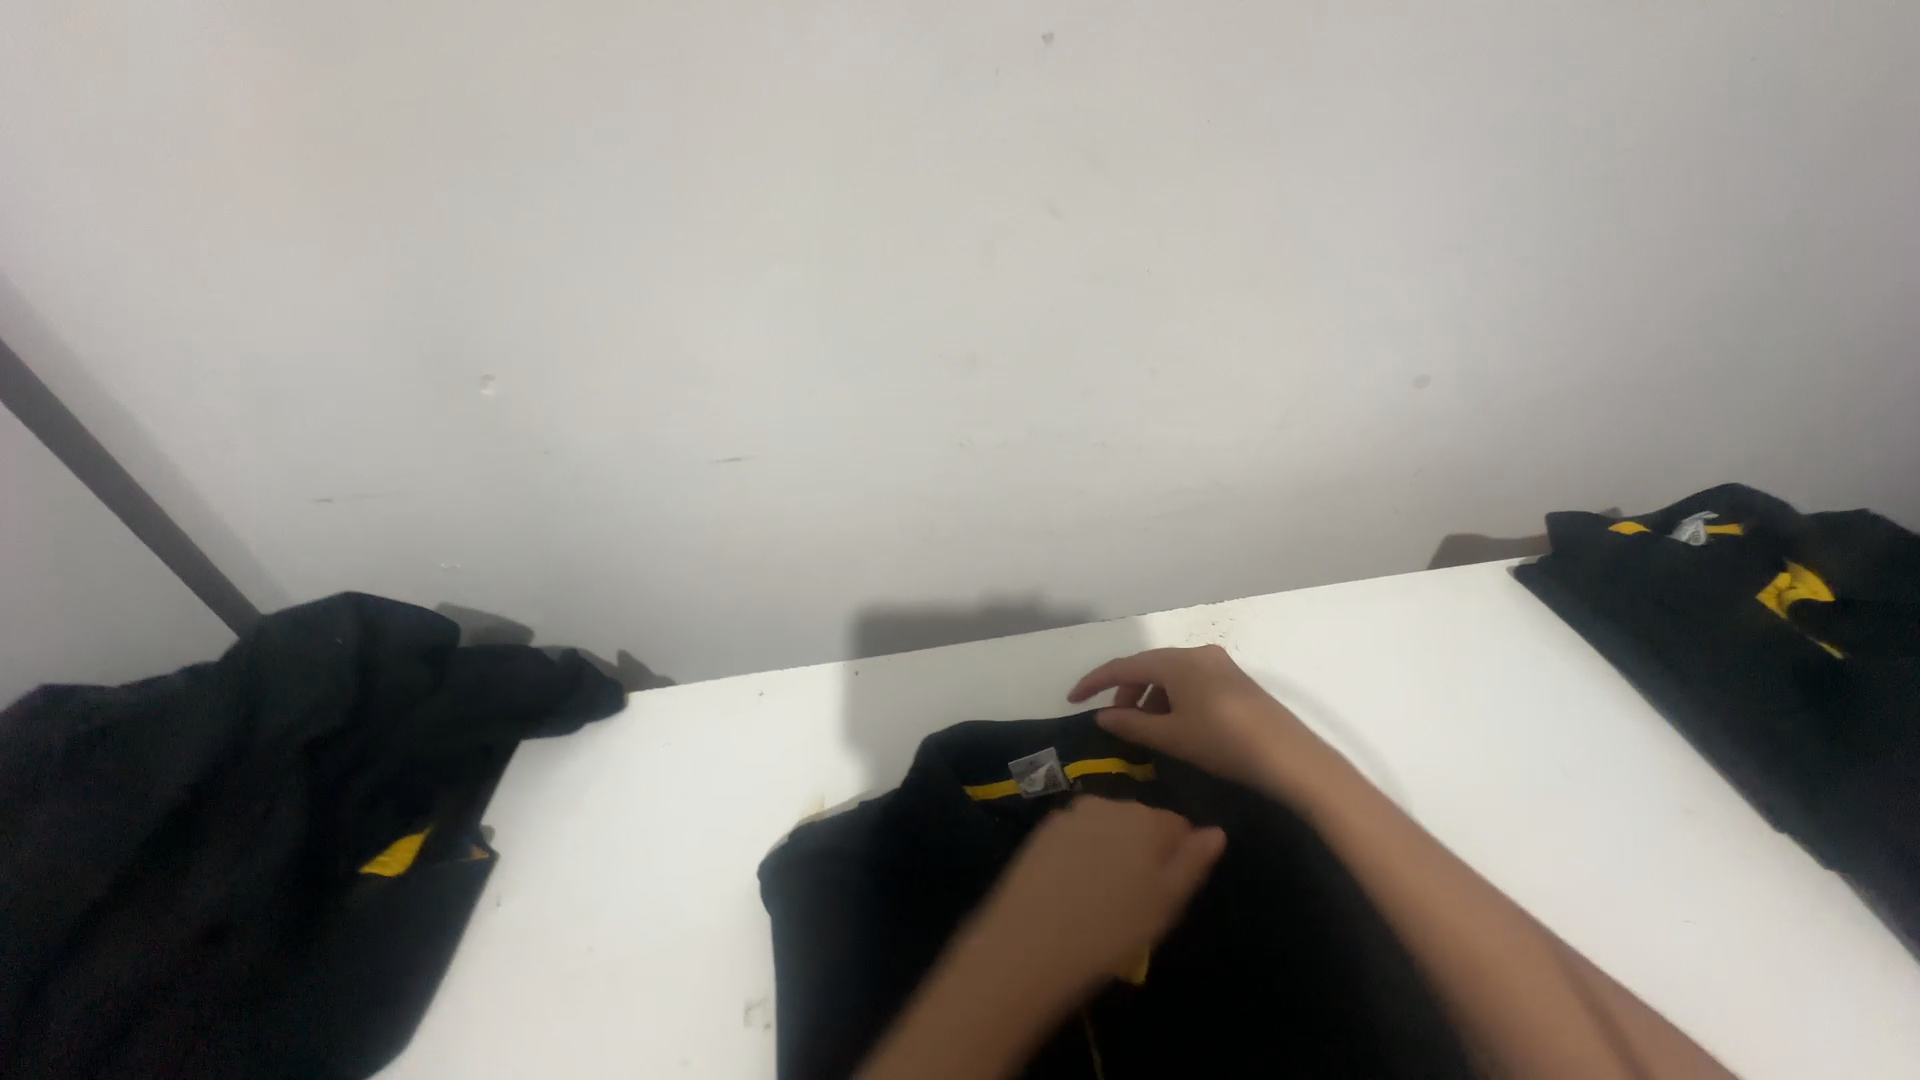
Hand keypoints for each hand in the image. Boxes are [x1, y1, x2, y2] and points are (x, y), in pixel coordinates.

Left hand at [960, 796, 1224, 1009]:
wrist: (1032, 941)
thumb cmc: (1112, 928)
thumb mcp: (1167, 902)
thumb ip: (1194, 861)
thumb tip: (1217, 831)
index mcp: (1148, 818)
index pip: (1179, 826)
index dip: (1178, 857)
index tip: (1167, 892)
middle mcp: (1109, 804)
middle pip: (1141, 821)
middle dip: (1144, 849)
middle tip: (1136, 898)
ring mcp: (1071, 813)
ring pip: (1107, 827)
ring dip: (1111, 849)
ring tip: (1103, 896)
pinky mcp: (1042, 830)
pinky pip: (1077, 836)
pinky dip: (1081, 853)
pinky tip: (1074, 888)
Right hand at [1067, 644, 1320, 789]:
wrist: (1289, 758)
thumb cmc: (1223, 743)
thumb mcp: (1171, 737)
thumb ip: (1131, 724)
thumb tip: (1102, 716)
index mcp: (1178, 662)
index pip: (1124, 666)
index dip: (1095, 682)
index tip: (1073, 699)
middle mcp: (1198, 654)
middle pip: (1148, 667)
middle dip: (1126, 692)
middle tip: (1115, 722)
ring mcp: (1219, 665)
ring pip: (1170, 675)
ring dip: (1150, 698)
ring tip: (1146, 729)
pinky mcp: (1234, 680)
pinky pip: (1190, 681)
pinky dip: (1172, 699)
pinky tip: (1175, 725)